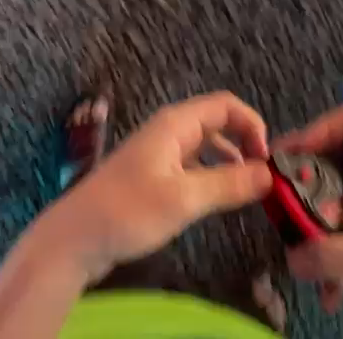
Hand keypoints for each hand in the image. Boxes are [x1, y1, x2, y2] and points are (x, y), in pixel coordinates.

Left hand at [31, 91, 272, 283]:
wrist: (74, 238)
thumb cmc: (128, 211)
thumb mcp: (184, 199)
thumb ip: (228, 184)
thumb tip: (268, 174)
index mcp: (176, 123)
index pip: (226, 105)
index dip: (252, 124)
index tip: (267, 158)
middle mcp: (169, 130)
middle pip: (218, 122)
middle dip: (245, 142)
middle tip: (263, 176)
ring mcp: (160, 152)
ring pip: (207, 145)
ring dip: (231, 160)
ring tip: (249, 189)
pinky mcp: (154, 175)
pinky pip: (194, 164)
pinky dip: (213, 174)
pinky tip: (219, 197)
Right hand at [276, 105, 342, 337]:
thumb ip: (336, 254)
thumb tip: (291, 257)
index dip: (315, 130)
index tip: (287, 159)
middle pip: (334, 165)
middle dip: (307, 192)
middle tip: (286, 216)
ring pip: (338, 208)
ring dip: (319, 235)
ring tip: (308, 266)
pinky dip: (336, 262)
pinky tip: (332, 294)